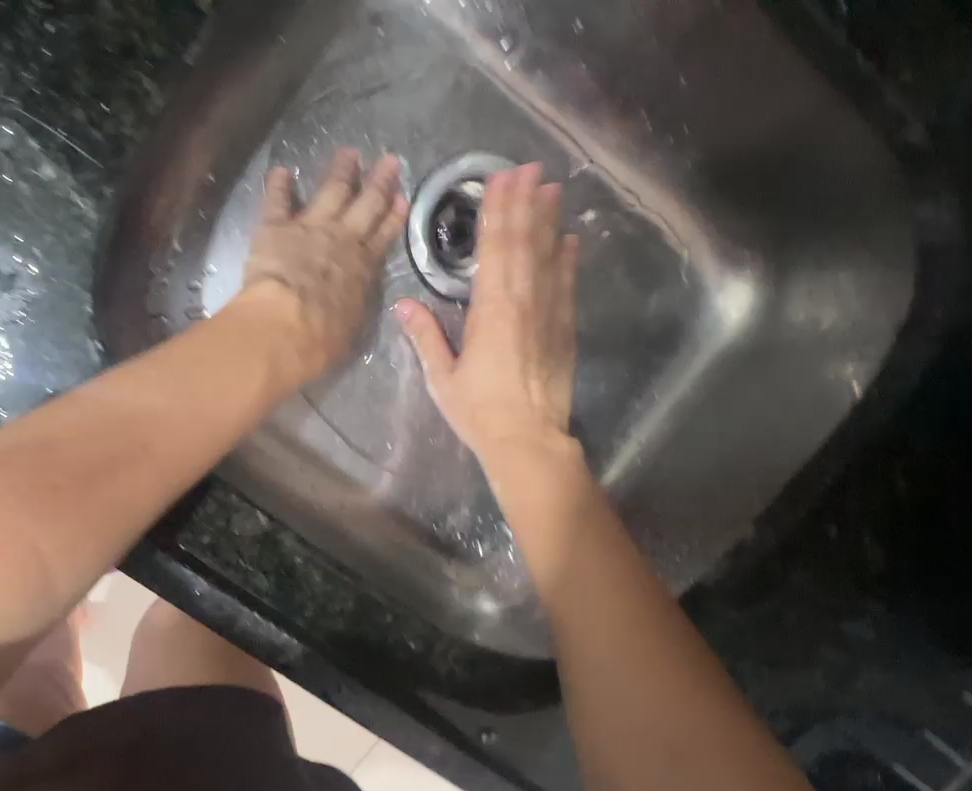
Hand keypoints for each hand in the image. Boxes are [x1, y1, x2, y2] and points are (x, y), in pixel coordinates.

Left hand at [241, 148, 408, 377]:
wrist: (285, 326)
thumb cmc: (320, 340)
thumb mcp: (351, 329)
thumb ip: (353, 308)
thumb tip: (352, 304)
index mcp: (363, 269)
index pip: (383, 237)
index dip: (393, 217)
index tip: (402, 199)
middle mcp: (342, 240)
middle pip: (366, 205)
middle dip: (379, 182)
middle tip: (389, 161)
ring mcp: (310, 228)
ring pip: (331, 191)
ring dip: (340, 172)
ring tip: (348, 154)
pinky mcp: (276, 227)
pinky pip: (277, 200)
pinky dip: (278, 185)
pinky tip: (280, 172)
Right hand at [395, 163, 579, 465]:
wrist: (527, 439)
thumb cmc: (478, 410)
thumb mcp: (441, 376)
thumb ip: (425, 336)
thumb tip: (403, 304)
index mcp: (491, 311)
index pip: (494, 250)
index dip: (498, 213)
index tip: (501, 182)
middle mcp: (524, 302)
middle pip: (525, 244)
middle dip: (525, 205)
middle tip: (529, 169)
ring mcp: (549, 314)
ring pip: (549, 257)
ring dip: (549, 222)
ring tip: (551, 188)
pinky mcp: (564, 330)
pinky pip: (566, 285)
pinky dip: (568, 259)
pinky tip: (569, 239)